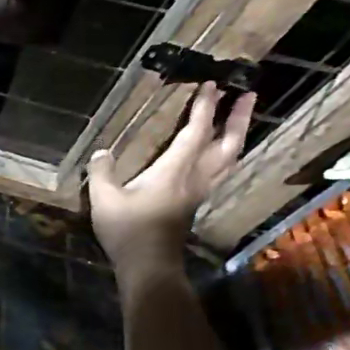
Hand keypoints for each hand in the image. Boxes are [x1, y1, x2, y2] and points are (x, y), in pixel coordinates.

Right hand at [88, 82, 253, 277]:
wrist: (149, 266)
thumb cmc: (128, 231)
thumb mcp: (104, 199)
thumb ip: (102, 172)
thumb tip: (102, 151)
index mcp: (175, 171)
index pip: (196, 132)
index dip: (204, 107)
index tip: (211, 84)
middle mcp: (194, 178)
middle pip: (226, 143)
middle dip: (236, 117)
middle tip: (247, 93)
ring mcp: (198, 192)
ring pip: (228, 158)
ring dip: (237, 135)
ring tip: (240, 117)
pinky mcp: (194, 203)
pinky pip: (220, 171)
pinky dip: (225, 154)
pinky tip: (218, 153)